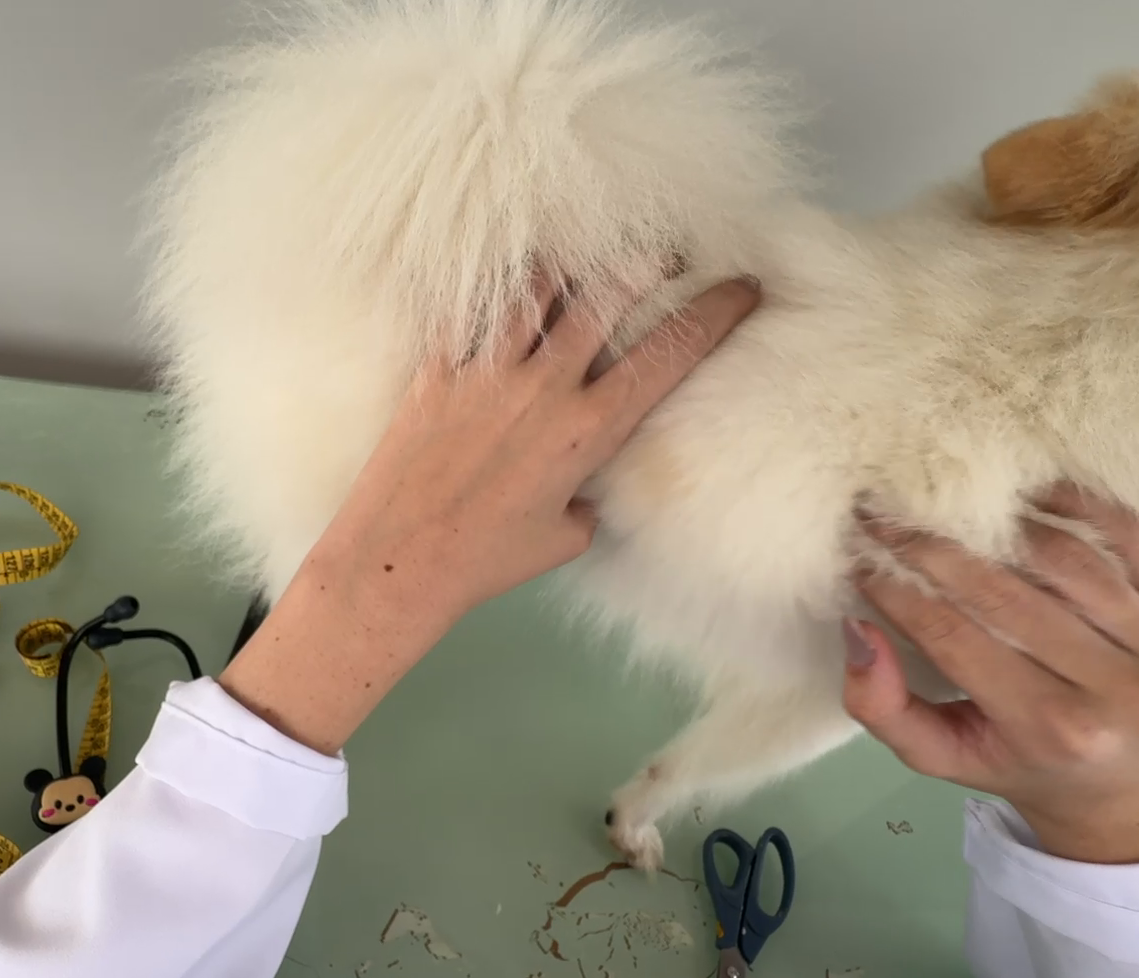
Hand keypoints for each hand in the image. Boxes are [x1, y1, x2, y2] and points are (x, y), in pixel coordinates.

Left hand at [220, 277, 761, 752]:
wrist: (397, 559)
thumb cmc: (483, 560)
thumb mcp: (561, 540)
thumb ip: (587, 501)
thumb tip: (586, 487)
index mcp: (586, 431)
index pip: (669, 354)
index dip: (715, 312)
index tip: (742, 287)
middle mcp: (542, 388)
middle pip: (608, 294)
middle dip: (647, 262)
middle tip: (662, 256)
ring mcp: (485, 372)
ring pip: (536, 286)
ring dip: (567, 268)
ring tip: (578, 267)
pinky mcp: (435, 370)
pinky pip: (467, 309)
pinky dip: (490, 292)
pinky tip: (500, 287)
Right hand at [843, 487, 1138, 863]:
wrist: (1126, 787)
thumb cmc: (1010, 762)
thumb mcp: (929, 752)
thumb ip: (878, 703)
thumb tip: (858, 628)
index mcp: (1049, 727)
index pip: (950, 636)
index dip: (894, 592)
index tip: (854, 559)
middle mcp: (1120, 690)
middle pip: (1003, 593)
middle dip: (927, 548)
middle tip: (880, 518)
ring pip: (1066, 560)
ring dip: (993, 523)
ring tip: (940, 506)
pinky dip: (1086, 505)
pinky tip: (1029, 490)